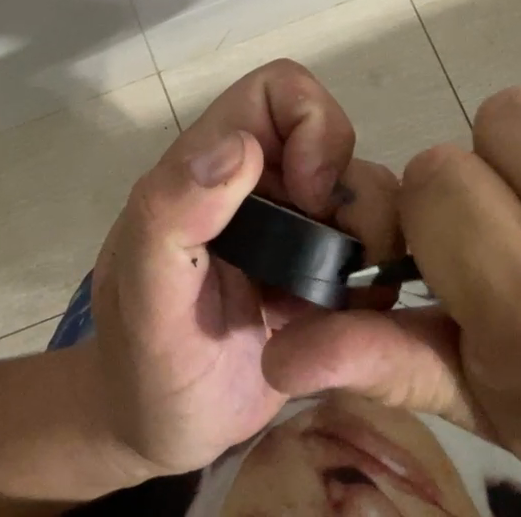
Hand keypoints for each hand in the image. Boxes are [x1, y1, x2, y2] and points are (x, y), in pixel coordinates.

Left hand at [87, 59, 399, 479]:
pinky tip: (348, 332)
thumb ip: (171, 214)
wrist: (159, 429)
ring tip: (334, 311)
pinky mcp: (326, 282)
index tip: (307, 195)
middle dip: (352, 198)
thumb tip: (239, 147)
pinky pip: (380, 259)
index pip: (280, 91)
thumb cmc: (140, 358)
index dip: (311, 125)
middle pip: (339, 144)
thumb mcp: (144, 290)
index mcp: (210, 166)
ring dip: (371, 250)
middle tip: (329, 266)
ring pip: (369, 200)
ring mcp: (297, 235)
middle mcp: (260, 187)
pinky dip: (379, 289)